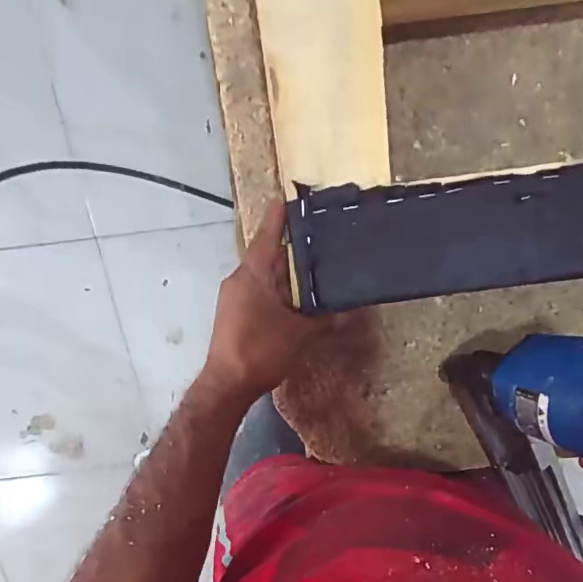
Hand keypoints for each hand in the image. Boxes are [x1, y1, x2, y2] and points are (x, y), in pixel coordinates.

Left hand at [201, 200, 344, 403]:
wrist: (228, 384)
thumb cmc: (262, 350)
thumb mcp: (300, 334)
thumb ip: (326, 319)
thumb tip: (354, 311)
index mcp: (252, 274)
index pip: (267, 236)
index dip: (279, 217)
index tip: (289, 197)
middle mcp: (239, 280)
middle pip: (265, 255)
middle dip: (289, 248)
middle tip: (315, 238)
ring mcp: (233, 297)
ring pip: (262, 276)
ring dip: (284, 273)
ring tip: (312, 269)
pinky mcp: (234, 315)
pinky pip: (258, 292)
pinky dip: (277, 290)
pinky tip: (295, 300)